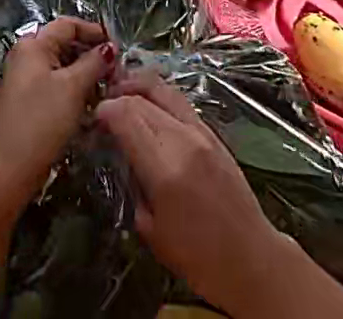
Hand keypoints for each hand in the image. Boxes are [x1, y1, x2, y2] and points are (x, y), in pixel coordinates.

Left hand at [0, 17, 114, 201]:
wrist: (10, 169)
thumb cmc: (42, 120)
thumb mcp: (74, 87)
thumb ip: (94, 62)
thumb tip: (110, 48)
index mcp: (33, 46)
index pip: (69, 25)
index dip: (94, 31)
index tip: (117, 46)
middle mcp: (26, 56)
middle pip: (65, 43)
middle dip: (91, 53)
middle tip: (115, 68)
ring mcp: (26, 79)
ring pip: (62, 65)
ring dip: (85, 72)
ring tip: (107, 86)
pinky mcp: (29, 99)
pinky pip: (56, 82)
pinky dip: (74, 87)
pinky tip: (90, 101)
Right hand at [95, 71, 291, 313]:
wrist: (249, 256)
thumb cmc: (196, 256)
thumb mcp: (149, 228)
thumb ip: (132, 184)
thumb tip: (120, 154)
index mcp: (165, 166)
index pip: (127, 116)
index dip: (105, 110)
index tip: (93, 117)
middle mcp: (185, 139)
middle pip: (144, 98)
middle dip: (118, 96)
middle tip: (102, 107)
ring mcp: (202, 132)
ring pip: (165, 90)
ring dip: (140, 86)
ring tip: (121, 92)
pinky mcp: (214, 132)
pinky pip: (180, 102)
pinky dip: (159, 96)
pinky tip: (148, 105)